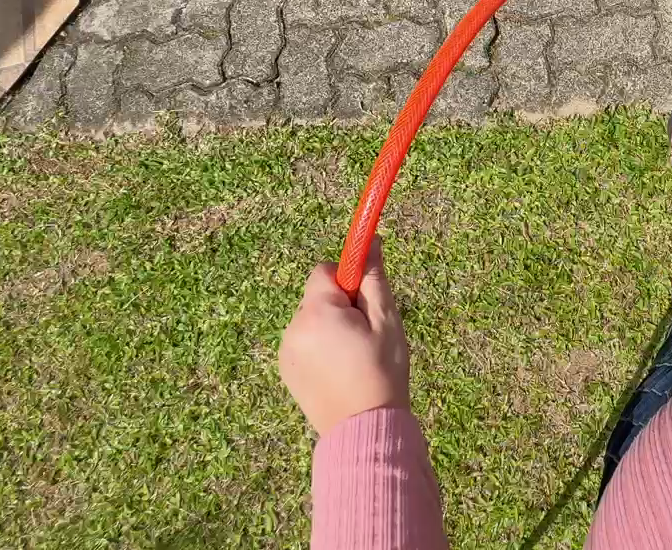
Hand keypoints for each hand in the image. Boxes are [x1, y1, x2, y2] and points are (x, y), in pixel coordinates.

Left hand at [278, 240, 410, 435]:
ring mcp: (286, 352)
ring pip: (312, 319)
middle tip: (367, 329)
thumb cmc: (381, 370)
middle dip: (341, 303)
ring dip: (332, 324)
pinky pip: (305, 340)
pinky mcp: (287, 371)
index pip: (324, 271)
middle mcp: (293, 329)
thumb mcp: (386, 319)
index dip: (348, 277)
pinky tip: (341, 367)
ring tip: (356, 352)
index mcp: (317, 313)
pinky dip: (322, 344)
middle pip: (318, 295)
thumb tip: (371, 242)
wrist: (363, 429)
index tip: (366, 298)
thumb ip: (374, 278)